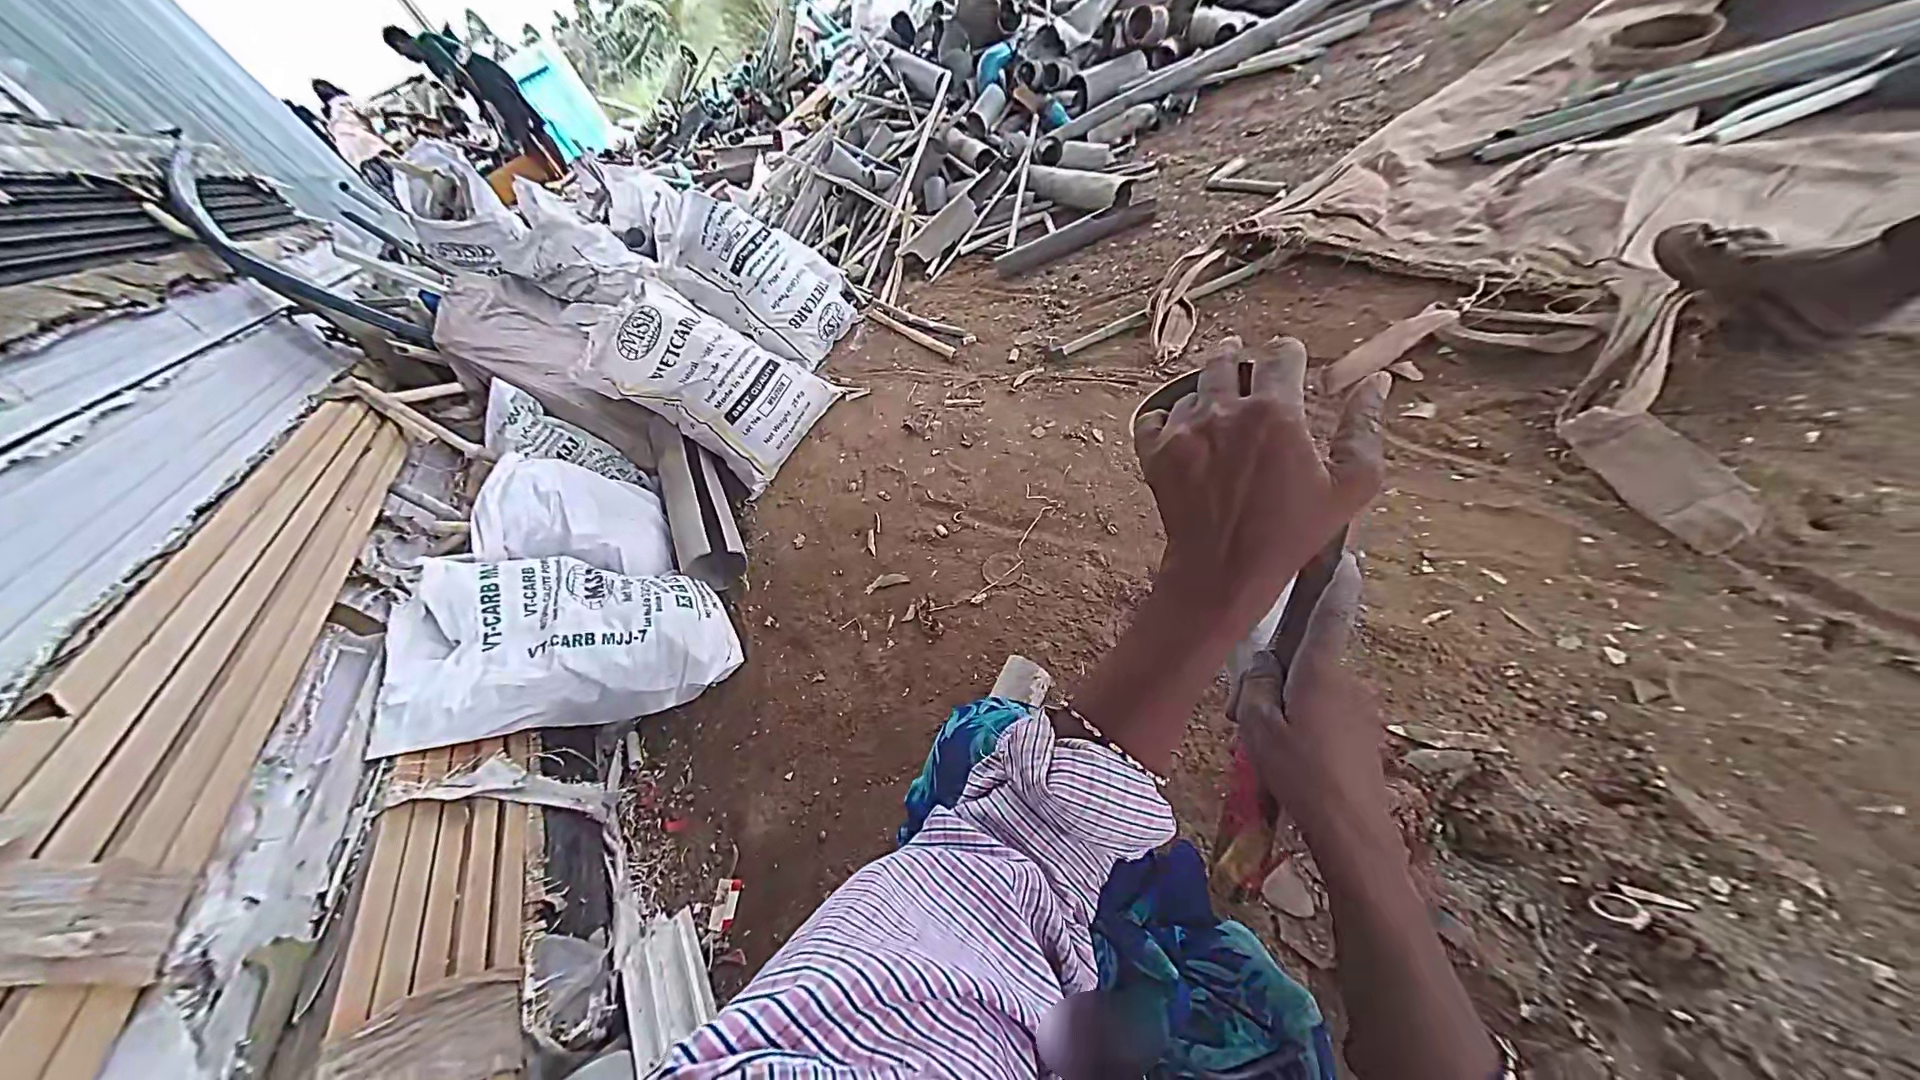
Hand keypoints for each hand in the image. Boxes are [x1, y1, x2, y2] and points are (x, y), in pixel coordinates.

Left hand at [1134, 337, 1389, 627]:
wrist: (1222, 570)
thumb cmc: (1289, 534)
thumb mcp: (1351, 487)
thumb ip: (1364, 429)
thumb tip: (1376, 384)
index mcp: (1274, 412)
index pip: (1279, 356)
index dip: (1286, 352)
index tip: (1287, 358)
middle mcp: (1223, 412)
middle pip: (1225, 360)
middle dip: (1237, 356)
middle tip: (1240, 360)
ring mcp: (1183, 431)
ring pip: (1191, 391)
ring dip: (1205, 395)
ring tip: (1216, 411)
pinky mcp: (1155, 452)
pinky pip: (1152, 417)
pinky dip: (1164, 418)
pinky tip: (1179, 430)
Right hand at [1234, 553, 1391, 834]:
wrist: (1354, 832)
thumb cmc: (1301, 773)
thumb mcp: (1260, 727)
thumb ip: (1256, 687)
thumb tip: (1261, 663)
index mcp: (1321, 674)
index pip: (1328, 619)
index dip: (1336, 587)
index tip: (1348, 557)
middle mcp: (1347, 683)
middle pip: (1305, 663)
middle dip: (1275, 679)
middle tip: (1244, 717)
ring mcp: (1361, 709)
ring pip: (1313, 690)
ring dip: (1287, 704)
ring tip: (1264, 742)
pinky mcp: (1365, 733)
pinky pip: (1327, 711)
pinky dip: (1304, 721)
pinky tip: (1288, 754)